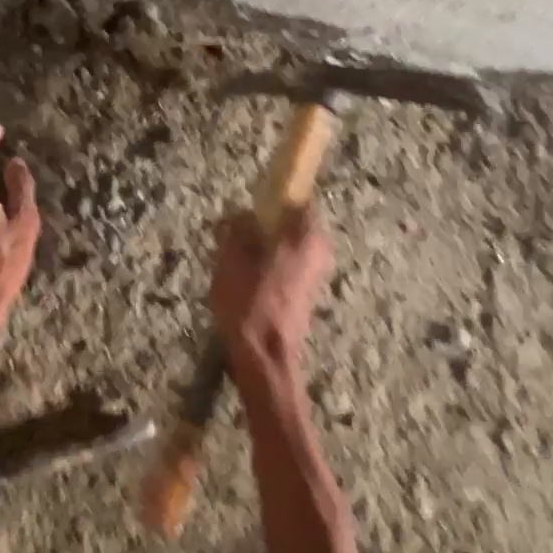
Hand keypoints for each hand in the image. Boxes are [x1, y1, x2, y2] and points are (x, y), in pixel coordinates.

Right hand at [210, 205, 332, 371]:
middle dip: (264, 225)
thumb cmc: (249, 301)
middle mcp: (320, 250)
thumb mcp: (232, 256)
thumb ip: (237, 227)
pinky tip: (246, 281)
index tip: (250, 204)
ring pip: (288, 245)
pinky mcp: (307, 293)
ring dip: (265, 247)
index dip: (273, 196)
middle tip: (235, 236)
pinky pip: (288, 264)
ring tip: (236, 262)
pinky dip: (270, 266)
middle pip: (292, 222)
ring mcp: (317, 273)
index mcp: (306, 234)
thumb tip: (242, 216)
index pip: (297, 197)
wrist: (264, 356)